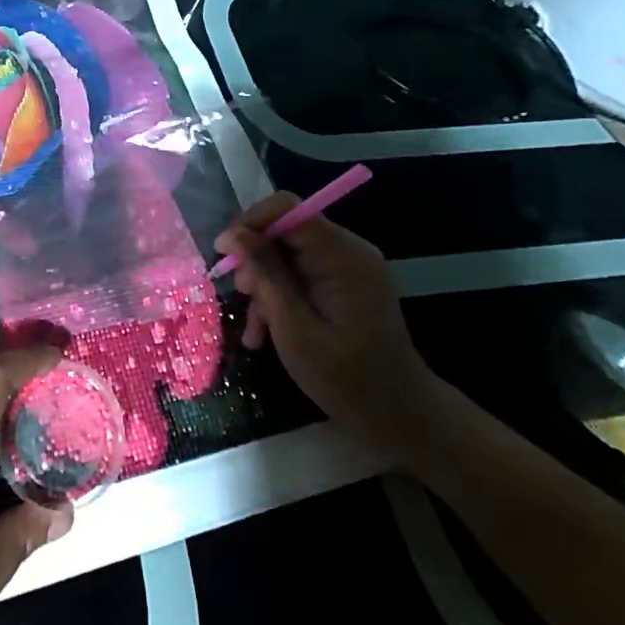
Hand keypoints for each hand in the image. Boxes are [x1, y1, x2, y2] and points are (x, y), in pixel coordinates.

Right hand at [214, 194, 437, 449]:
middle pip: (284, 231)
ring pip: (285, 256)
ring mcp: (346, 267)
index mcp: (342, 256)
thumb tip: (232, 234)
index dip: (251, 221)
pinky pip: (298, 274)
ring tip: (255, 329)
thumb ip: (265, 274)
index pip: (288, 207)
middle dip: (255, 261)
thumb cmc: (345, 377)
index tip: (226, 253)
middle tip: (243, 297)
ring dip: (263, 286)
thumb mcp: (293, 326)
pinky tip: (264, 333)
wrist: (398, 416)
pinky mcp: (342, 283)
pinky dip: (278, 297)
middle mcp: (347, 251)